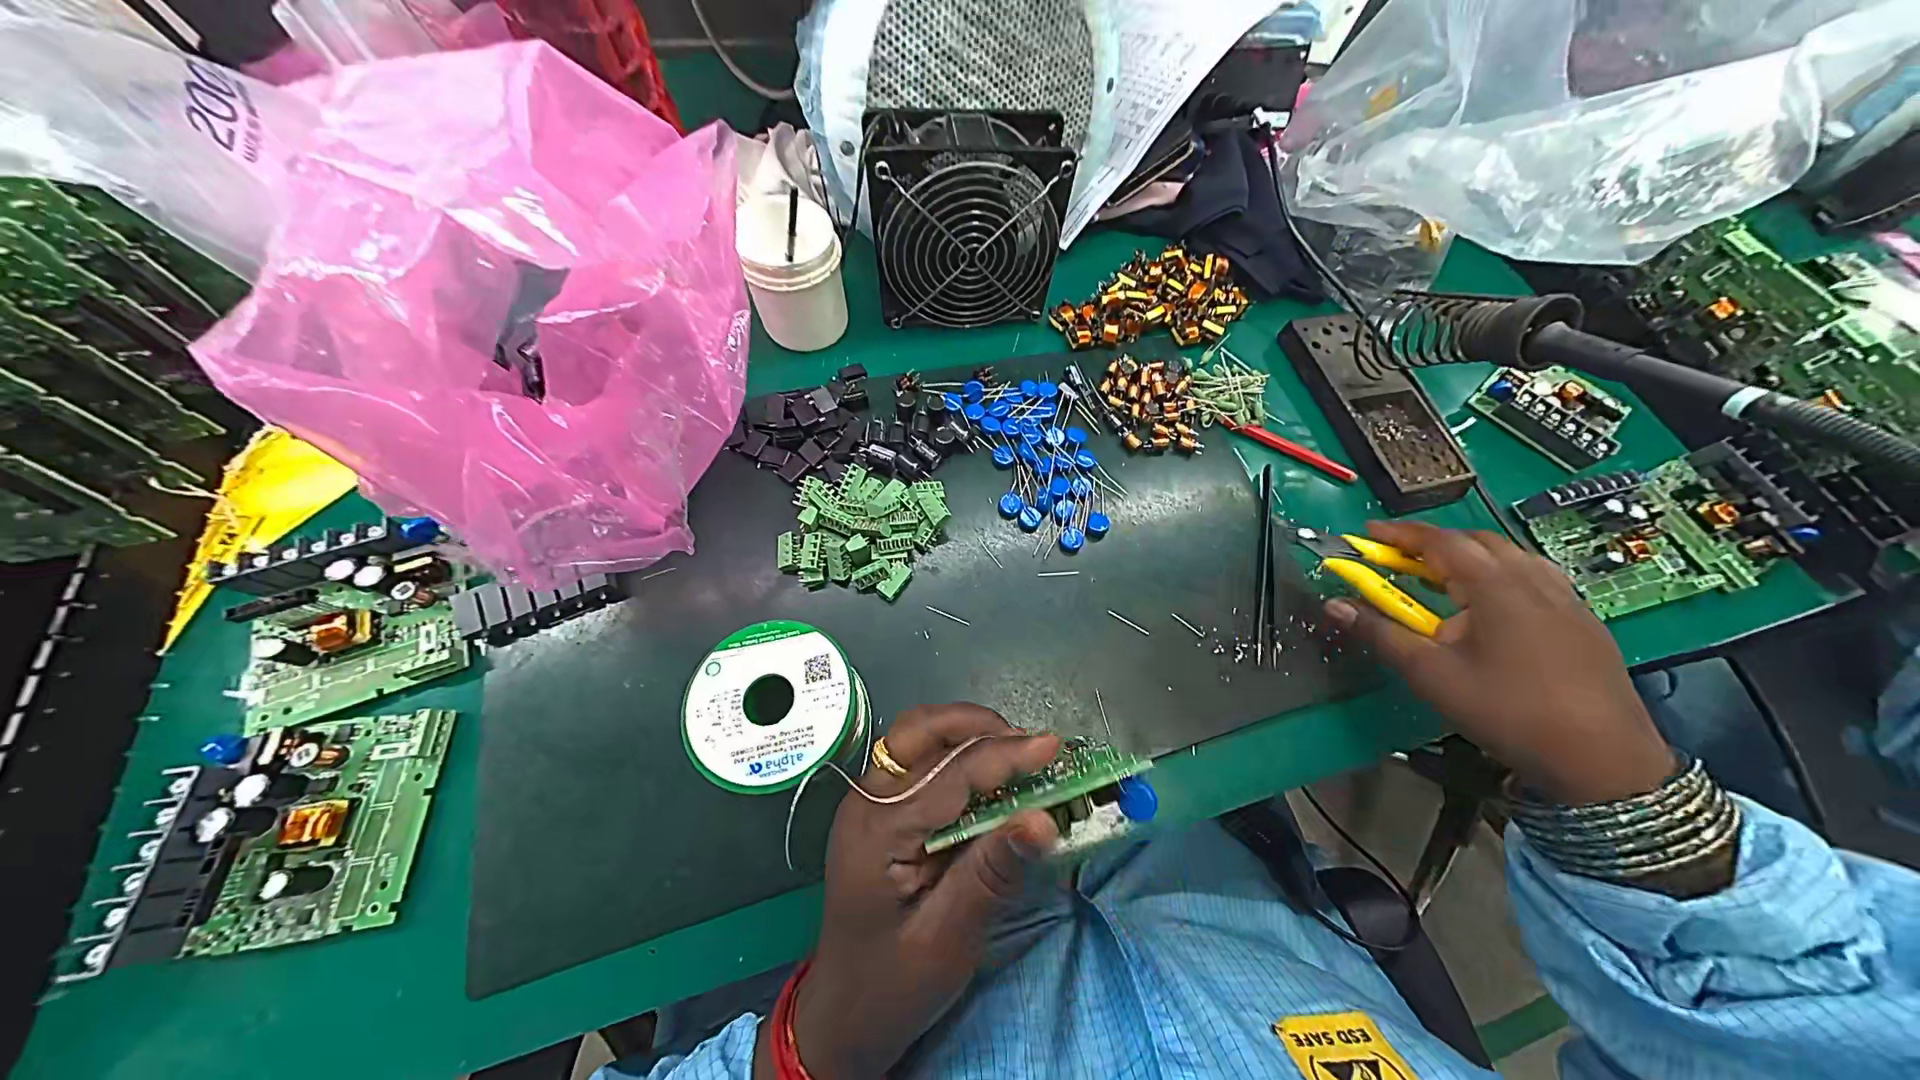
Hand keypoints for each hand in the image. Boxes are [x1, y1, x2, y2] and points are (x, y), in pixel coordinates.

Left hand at [756, 705, 1060, 1078]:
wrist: (842, 1013)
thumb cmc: (891, 984)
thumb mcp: (946, 939)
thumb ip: (991, 874)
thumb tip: (1044, 821)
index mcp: (877, 829)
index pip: (949, 773)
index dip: (1005, 756)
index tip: (1053, 747)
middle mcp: (868, 801)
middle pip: (920, 730)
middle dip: (979, 726)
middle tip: (1032, 746)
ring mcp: (870, 802)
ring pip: (918, 738)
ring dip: (970, 735)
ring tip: (1019, 755)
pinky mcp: (882, 810)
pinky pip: (921, 763)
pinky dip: (960, 758)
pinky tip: (992, 778)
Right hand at [1323, 522, 1672, 804]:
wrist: (1603, 761)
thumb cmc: (1506, 710)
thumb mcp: (1430, 673)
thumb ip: (1380, 633)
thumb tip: (1334, 606)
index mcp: (1496, 586)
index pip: (1440, 541)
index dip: (1399, 534)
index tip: (1366, 534)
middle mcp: (1534, 580)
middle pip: (1476, 541)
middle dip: (1431, 543)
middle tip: (1395, 559)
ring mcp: (1566, 599)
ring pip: (1509, 556)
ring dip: (1466, 557)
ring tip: (1437, 578)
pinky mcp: (1582, 620)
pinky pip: (1533, 577)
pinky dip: (1497, 574)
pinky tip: (1487, 604)